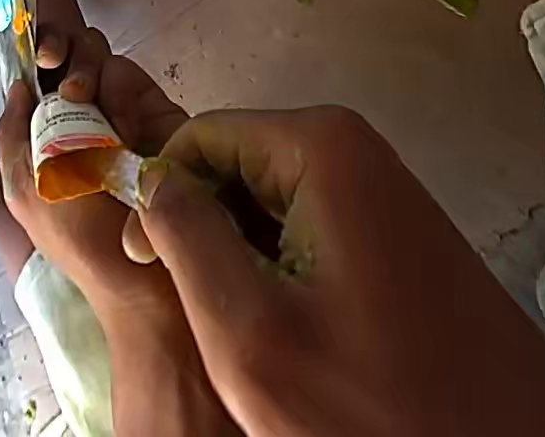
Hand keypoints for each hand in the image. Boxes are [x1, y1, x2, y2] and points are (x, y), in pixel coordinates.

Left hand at [0, 29, 239, 436]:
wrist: (148, 270)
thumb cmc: (78, 233)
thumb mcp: (25, 188)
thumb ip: (13, 134)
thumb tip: (17, 86)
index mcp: (44, 125)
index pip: (36, 68)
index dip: (33, 52)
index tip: (36, 58)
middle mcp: (78, 109)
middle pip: (64, 51)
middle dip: (58, 49)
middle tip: (59, 76)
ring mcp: (113, 105)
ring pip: (94, 54)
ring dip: (84, 68)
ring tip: (85, 99)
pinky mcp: (149, 107)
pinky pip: (125, 75)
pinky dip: (116, 86)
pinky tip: (118, 116)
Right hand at [129, 107, 544, 436]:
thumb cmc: (379, 417)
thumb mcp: (249, 332)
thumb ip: (184, 235)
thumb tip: (149, 178)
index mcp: (320, 146)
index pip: (199, 135)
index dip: (165, 193)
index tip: (150, 263)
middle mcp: (354, 149)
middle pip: (232, 162)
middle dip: (204, 226)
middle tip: (202, 309)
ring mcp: (380, 190)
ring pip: (264, 197)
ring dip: (239, 253)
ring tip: (248, 327)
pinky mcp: (394, 232)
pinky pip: (305, 223)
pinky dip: (278, 265)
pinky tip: (292, 328)